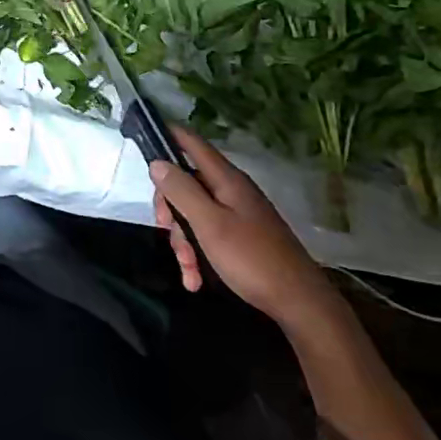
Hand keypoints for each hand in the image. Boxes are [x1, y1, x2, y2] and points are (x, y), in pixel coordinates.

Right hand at [151, 124, 342, 328]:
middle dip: (170, 210)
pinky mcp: (240, 237)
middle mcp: (231, 191)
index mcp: (226, 180)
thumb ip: (181, 190)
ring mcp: (237, 214)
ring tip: (189, 271)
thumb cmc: (251, 258)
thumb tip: (157, 162)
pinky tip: (196, 279)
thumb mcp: (209, 224)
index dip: (167, 136)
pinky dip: (197, 255)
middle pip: (186, 184)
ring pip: (193, 215)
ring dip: (183, 241)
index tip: (142, 140)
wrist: (299, 303)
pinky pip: (207, 235)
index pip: (191, 143)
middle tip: (165, 230)